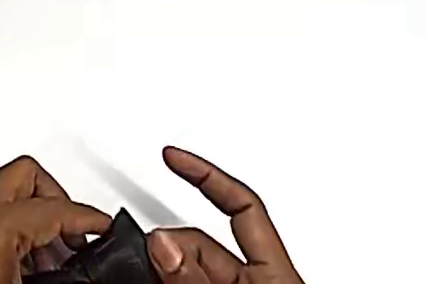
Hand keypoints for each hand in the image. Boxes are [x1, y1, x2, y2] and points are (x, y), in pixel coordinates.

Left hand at [0, 156, 111, 283]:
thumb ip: (60, 278)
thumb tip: (85, 276)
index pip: (53, 207)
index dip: (87, 218)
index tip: (103, 226)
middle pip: (25, 174)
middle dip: (55, 201)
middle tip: (75, 234)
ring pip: (1, 189)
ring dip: (29, 214)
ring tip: (49, 257)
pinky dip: (4, 224)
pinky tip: (17, 262)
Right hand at [146, 147, 305, 283]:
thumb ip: (200, 278)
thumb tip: (163, 243)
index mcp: (279, 276)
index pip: (241, 201)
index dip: (204, 172)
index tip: (172, 154)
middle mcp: (263, 282)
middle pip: (206, 238)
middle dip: (171, 236)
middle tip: (146, 250)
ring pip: (194, 262)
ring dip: (167, 261)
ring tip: (147, 269)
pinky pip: (192, 281)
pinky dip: (171, 278)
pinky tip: (156, 278)